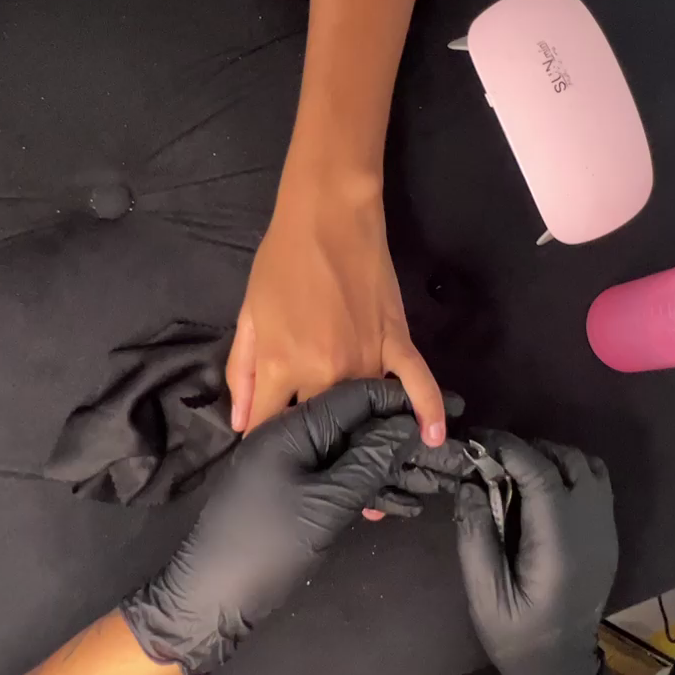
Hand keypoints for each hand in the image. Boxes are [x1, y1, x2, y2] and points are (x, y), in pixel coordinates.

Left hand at [121, 378, 419, 674]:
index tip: (448, 407)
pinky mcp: (293, 492)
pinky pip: (337, 478)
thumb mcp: (326, 503)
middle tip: (444, 446)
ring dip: (389, 465)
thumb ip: (369, 460)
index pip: (356, 395)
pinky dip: (368, 487)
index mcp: (292, 427)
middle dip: (400, 434)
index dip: (401, 401)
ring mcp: (291, 465)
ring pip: (351, 453)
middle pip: (356, 423)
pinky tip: (402, 502)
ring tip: (433, 476)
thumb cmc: (266, 546)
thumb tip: (409, 426)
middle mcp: (292, 436)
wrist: (211, 597)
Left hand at [228, 158, 444, 446]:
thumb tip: (240, 423)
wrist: (328, 217)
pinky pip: (417, 385)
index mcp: (282, 365)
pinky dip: (427, 411)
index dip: (263, 440)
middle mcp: (325, 373)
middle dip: (312, 442)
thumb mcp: (250, 316)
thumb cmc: (281, 262)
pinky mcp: (398, 344)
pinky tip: (433, 439)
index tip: (267, 449)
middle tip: (311, 452)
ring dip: (359, 431)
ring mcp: (367, 360)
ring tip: (358, 457)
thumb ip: (242, 371)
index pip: (269, 425)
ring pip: (363, 412)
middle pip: (319, 427)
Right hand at [454, 433, 617, 674]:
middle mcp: (591, 528)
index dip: (509, 448)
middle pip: (568, 460)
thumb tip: (471, 481)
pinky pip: (596, 483)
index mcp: (559, 544)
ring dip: (550, 457)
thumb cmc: (517, 634)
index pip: (541, 473)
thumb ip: (476, 534)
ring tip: (515, 470)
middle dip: (527, 449)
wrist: (560, 668)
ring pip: (586, 465)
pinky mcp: (607, 534)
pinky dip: (569, 471)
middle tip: (490, 458)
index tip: (479, 439)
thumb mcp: (484, 593)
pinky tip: (541, 488)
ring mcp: (605, 530)